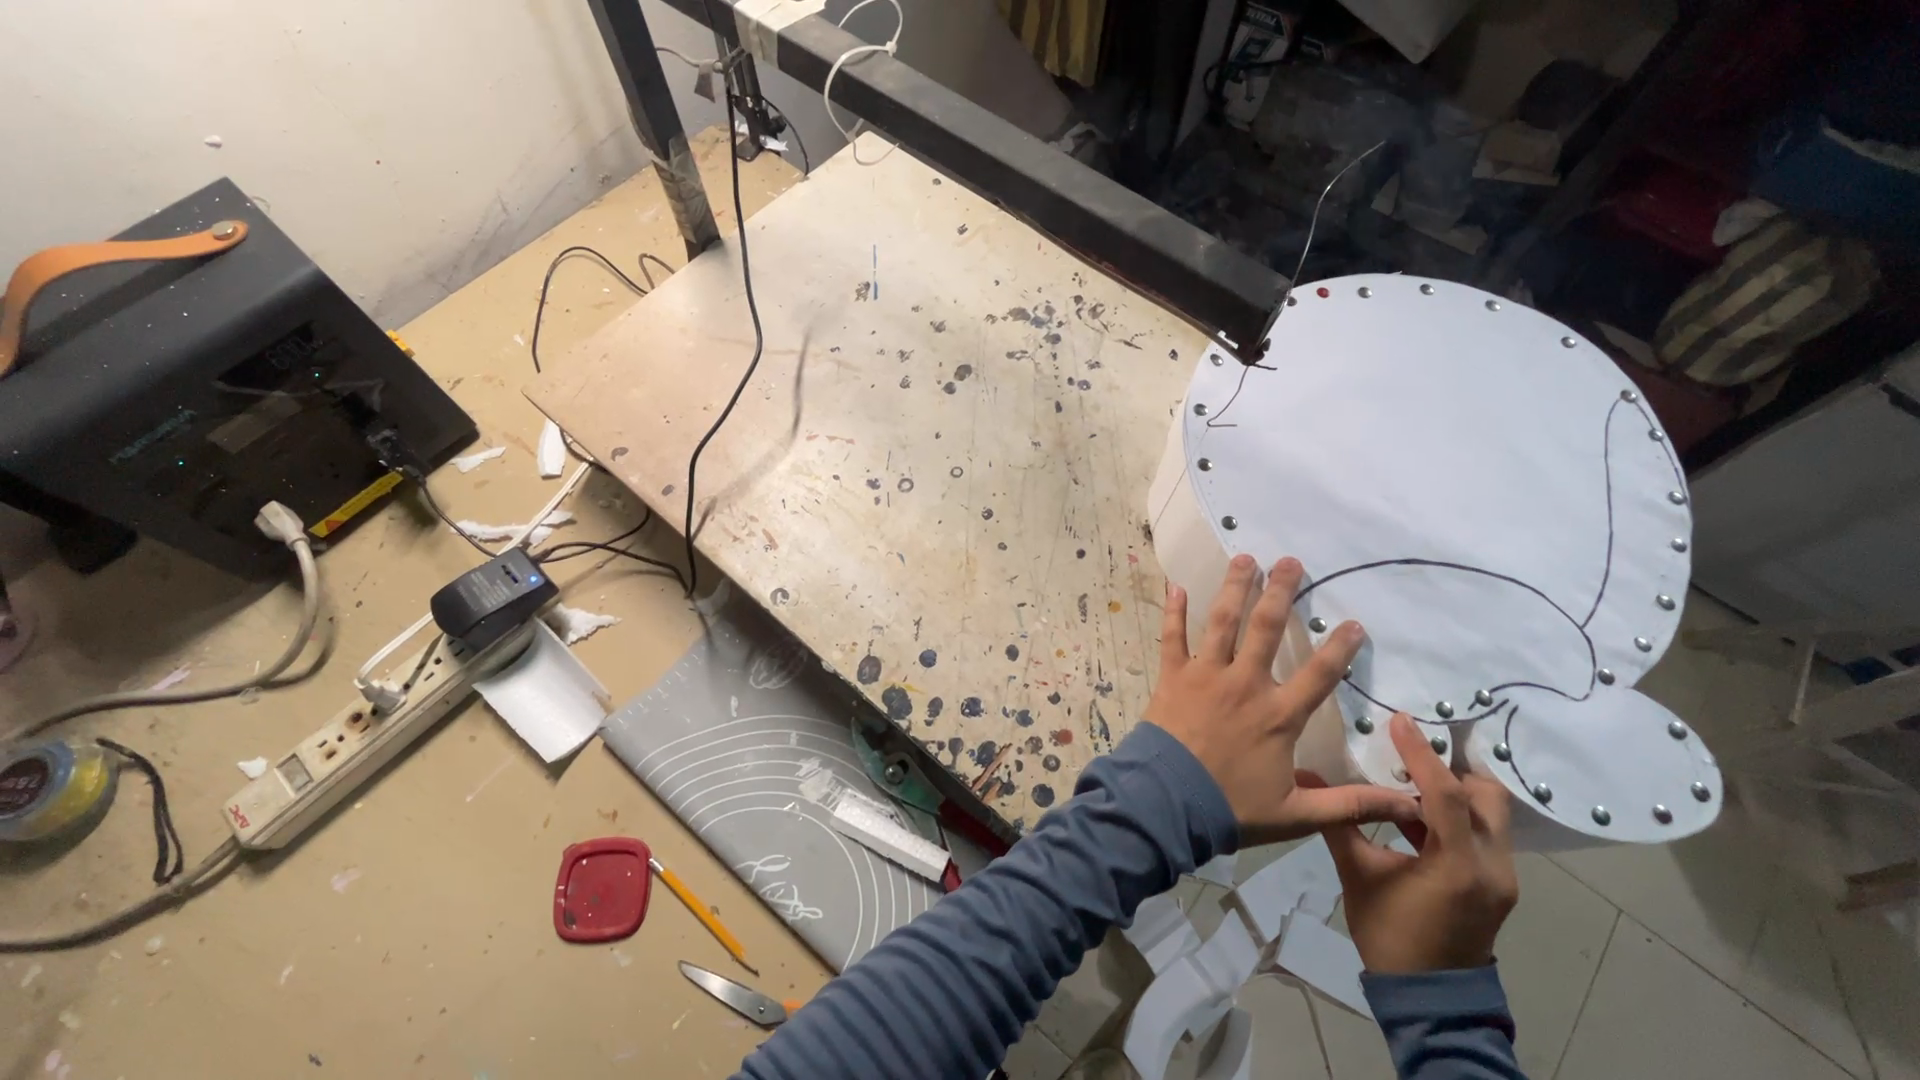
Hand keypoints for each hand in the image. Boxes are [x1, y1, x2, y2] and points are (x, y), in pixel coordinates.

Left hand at [1149, 555, 1420, 845]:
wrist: (1165, 804)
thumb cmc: (1230, 808)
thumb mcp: (1298, 814)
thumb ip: (1352, 804)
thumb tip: (1412, 806)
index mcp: (1278, 715)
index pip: (1319, 673)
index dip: (1340, 647)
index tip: (1355, 622)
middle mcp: (1244, 684)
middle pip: (1266, 629)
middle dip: (1280, 592)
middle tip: (1290, 561)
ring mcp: (1205, 676)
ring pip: (1221, 623)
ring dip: (1234, 588)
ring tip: (1245, 558)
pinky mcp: (1172, 678)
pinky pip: (1172, 638)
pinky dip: (1174, 612)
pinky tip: (1177, 586)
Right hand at [1323, 714, 1519, 973]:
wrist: (1430, 996)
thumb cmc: (1390, 935)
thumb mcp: (1358, 876)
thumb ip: (1338, 823)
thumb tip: (1305, 777)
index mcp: (1459, 865)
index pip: (1447, 794)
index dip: (1422, 754)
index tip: (1401, 722)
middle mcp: (1493, 866)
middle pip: (1487, 797)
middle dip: (1451, 771)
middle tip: (1412, 756)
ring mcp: (1503, 876)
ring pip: (1491, 815)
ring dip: (1453, 794)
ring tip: (1408, 785)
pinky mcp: (1500, 884)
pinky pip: (1485, 835)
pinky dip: (1456, 818)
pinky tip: (1417, 820)